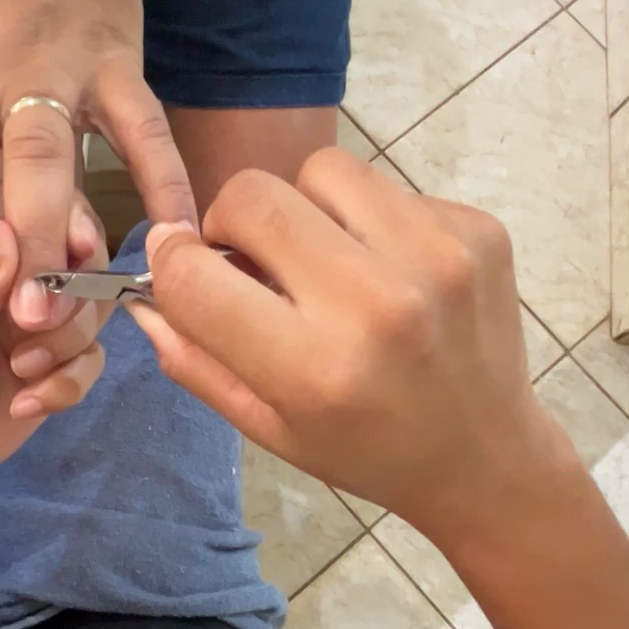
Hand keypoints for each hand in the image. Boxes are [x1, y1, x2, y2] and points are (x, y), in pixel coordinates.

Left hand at [0, 192, 112, 502]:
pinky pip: (90, 362)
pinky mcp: (55, 369)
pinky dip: (68, 383)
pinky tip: (25, 405)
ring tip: (22, 369)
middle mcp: (8, 276)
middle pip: (75, 251)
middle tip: (40, 322)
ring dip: (66, 339)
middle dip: (70, 287)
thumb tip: (11, 238)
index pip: (18, 203)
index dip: (50, 217)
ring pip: (92, 307)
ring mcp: (35, 323)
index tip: (69, 245)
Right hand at [128, 149, 575, 539]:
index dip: (171, 263)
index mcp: (312, 369)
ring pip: (321, 170)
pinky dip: (365, 220)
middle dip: (230, 222)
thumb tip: (144, 292)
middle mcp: (374, 303)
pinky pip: (386, 187)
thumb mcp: (268, 429)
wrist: (483, 457)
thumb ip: (195, 361)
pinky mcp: (478, 230)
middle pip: (253, 194)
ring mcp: (437, 256)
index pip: (195, 276)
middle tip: (252, 262)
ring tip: (324, 263)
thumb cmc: (364, 453)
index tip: (183, 267)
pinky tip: (384, 272)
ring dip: (302, 209)